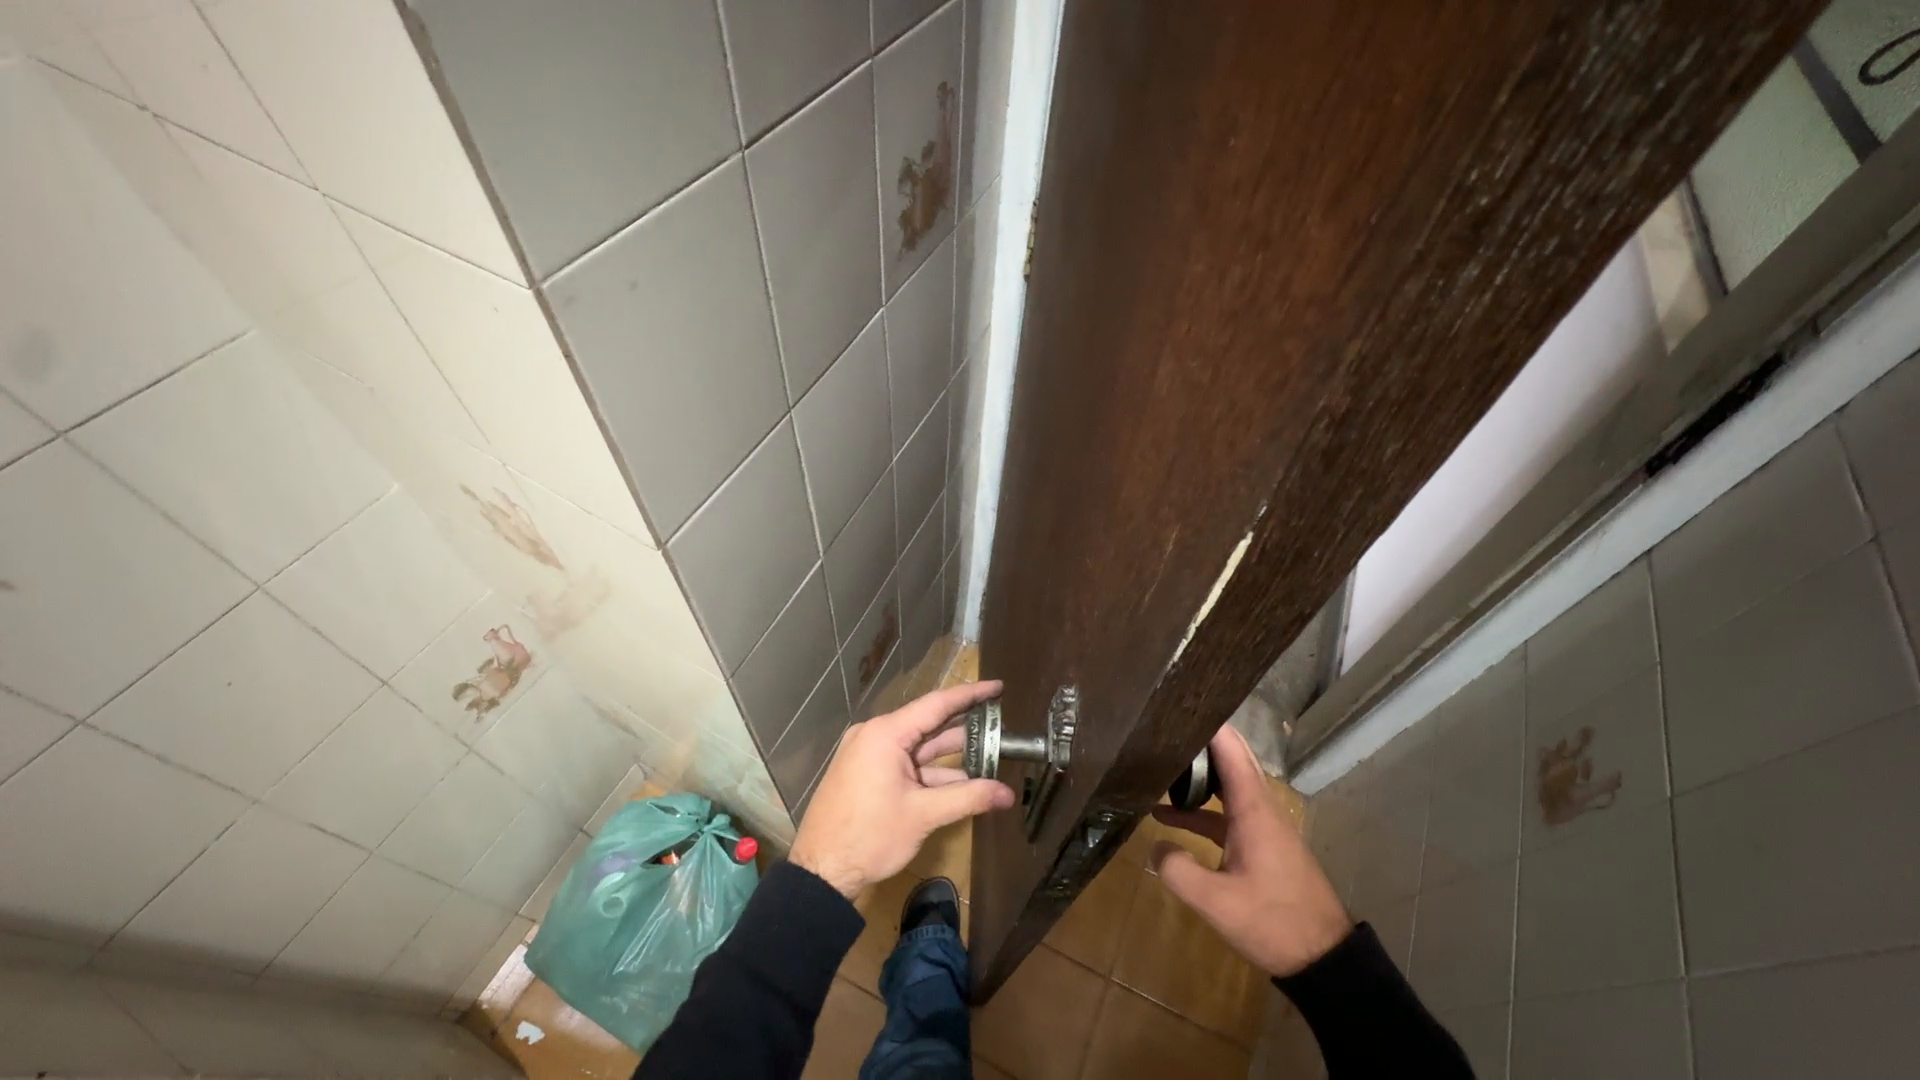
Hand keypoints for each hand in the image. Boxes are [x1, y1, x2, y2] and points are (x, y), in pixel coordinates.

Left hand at [789, 680, 1016, 898]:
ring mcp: (868, 755)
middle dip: (965, 729)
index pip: (936, 704)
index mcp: (885, 734)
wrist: (821, 871)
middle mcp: (875, 736)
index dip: (970, 694)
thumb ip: (969, 798)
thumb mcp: (923, 815)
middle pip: (928, 725)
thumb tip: (1008, 795)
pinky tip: (960, 783)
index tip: (997, 686)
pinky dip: (930, 772)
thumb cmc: (870, 837)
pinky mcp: (865, 774)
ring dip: (950, 756)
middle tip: (1001, 726)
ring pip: (918, 748)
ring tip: (990, 757)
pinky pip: (904, 764)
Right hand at [1149, 725, 1352, 976]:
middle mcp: (1261, 808)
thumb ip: (1178, 870)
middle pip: (1230, 761)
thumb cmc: (1273, 922)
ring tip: (1155, 770)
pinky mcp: (1262, 846)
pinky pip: (1227, 814)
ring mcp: (1263, 827)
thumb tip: (1154, 846)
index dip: (1207, 725)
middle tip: (1160, 730)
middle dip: (1198, 744)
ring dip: (1196, 778)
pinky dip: (1201, 810)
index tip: (1176, 708)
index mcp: (1254, 809)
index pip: (1231, 749)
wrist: (1324, 959)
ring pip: (1227, 788)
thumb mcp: (1216, 902)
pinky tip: (1170, 820)